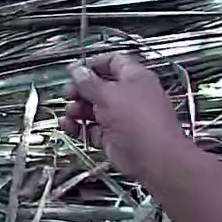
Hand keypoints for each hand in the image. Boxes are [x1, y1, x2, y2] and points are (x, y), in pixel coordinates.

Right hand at [65, 53, 188, 178]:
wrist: (154, 158)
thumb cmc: (139, 121)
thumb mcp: (108, 94)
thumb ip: (88, 82)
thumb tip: (76, 70)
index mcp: (135, 78)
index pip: (114, 62)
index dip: (95, 64)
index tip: (77, 69)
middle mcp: (129, 97)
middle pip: (100, 87)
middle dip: (82, 89)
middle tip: (69, 92)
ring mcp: (122, 118)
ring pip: (94, 109)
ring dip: (78, 109)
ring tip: (70, 111)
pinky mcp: (114, 137)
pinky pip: (92, 129)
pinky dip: (79, 127)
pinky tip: (68, 125)